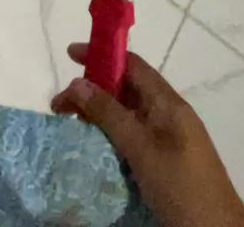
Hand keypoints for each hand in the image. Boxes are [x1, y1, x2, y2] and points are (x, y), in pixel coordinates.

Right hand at [52, 44, 243, 226]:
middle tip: (61, 105)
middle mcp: (170, 116)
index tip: (70, 56)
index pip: (133, 65)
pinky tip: (94, 144)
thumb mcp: (141, 149)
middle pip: (126, 88)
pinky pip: (132, 134)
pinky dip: (109, 132)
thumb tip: (76, 82)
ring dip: (98, 112)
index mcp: (169, 105)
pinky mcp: (166, 160)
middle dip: (91, 89)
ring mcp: (169, 139)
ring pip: (126, 112)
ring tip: (71, 123)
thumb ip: (109, 114)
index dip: (101, 54)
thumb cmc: (182, 188)